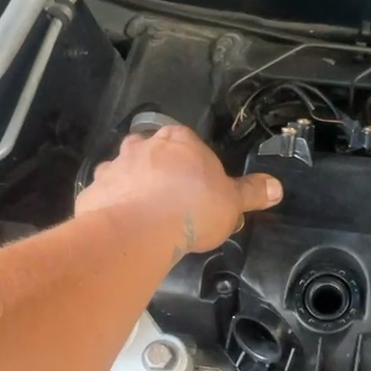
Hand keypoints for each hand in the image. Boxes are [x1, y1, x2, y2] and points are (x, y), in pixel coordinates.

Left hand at [75, 125, 282, 253]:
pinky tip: (125, 229)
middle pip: (153, 155)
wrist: (140, 230)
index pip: (188, 145)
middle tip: (172, 204)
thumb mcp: (233, 202)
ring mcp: (114, 166)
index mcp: (179, 140)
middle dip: (160, 174)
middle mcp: (143, 145)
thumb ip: (252, 193)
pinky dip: (113, 209)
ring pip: (126, 174)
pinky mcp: (93, 190)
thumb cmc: (194, 208)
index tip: (199, 192)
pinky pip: (106, 197)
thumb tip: (277, 187)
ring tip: (146, 219)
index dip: (194, 168)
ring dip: (134, 189)